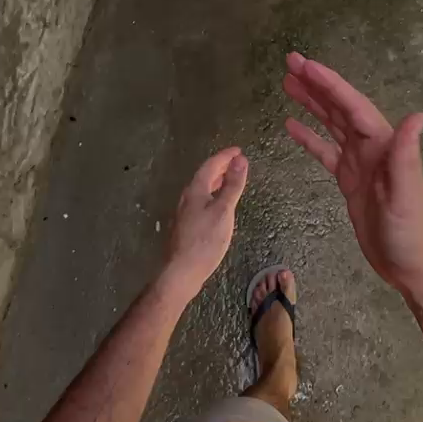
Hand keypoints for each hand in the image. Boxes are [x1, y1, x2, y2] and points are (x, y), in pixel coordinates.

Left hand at [157, 147, 247, 300]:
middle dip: (220, 166)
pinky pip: (201, 200)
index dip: (225, 156)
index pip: (210, 165)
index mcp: (195, 190)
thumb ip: (232, 185)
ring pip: (202, 188)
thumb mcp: (224, 210)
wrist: (182, 271)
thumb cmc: (205, 240)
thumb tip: (240, 160)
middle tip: (236, 161)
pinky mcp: (186, 225)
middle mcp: (187, 197)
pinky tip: (218, 204)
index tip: (239, 150)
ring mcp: (185, 212)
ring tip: (229, 178)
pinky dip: (212, 194)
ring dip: (216, 180)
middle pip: (204, 175)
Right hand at [280, 53, 422, 295]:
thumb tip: (418, 116)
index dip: (330, 84)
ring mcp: (359, 163)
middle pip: (340, 108)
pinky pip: (326, 152)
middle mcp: (372, 147)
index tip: (307, 65)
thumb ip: (407, 155)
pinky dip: (309, 137)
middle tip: (290, 62)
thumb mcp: (407, 194)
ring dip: (311, 103)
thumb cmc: (410, 232)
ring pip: (331, 124)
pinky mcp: (349, 180)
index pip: (353, 106)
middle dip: (317, 84)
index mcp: (384, 145)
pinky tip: (291, 125)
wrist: (410, 267)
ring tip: (287, 83)